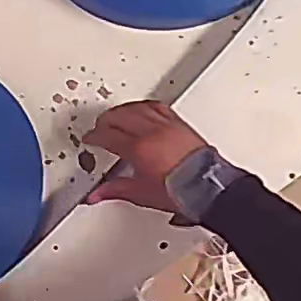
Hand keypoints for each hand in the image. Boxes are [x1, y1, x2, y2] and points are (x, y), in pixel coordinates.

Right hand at [82, 101, 208, 211]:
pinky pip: (157, 107)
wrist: (210, 189)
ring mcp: (166, 126)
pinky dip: (144, 107)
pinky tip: (141, 109)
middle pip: (118, 117)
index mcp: (138, 149)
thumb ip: (115, 190)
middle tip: (99, 128)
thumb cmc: (182, 192)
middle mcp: (151, 133)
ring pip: (136, 108)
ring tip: (116, 116)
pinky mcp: (179, 124)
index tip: (90, 139)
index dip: (94, 136)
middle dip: (104, 122)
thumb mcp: (141, 193)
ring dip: (122, 111)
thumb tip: (97, 194)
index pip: (107, 135)